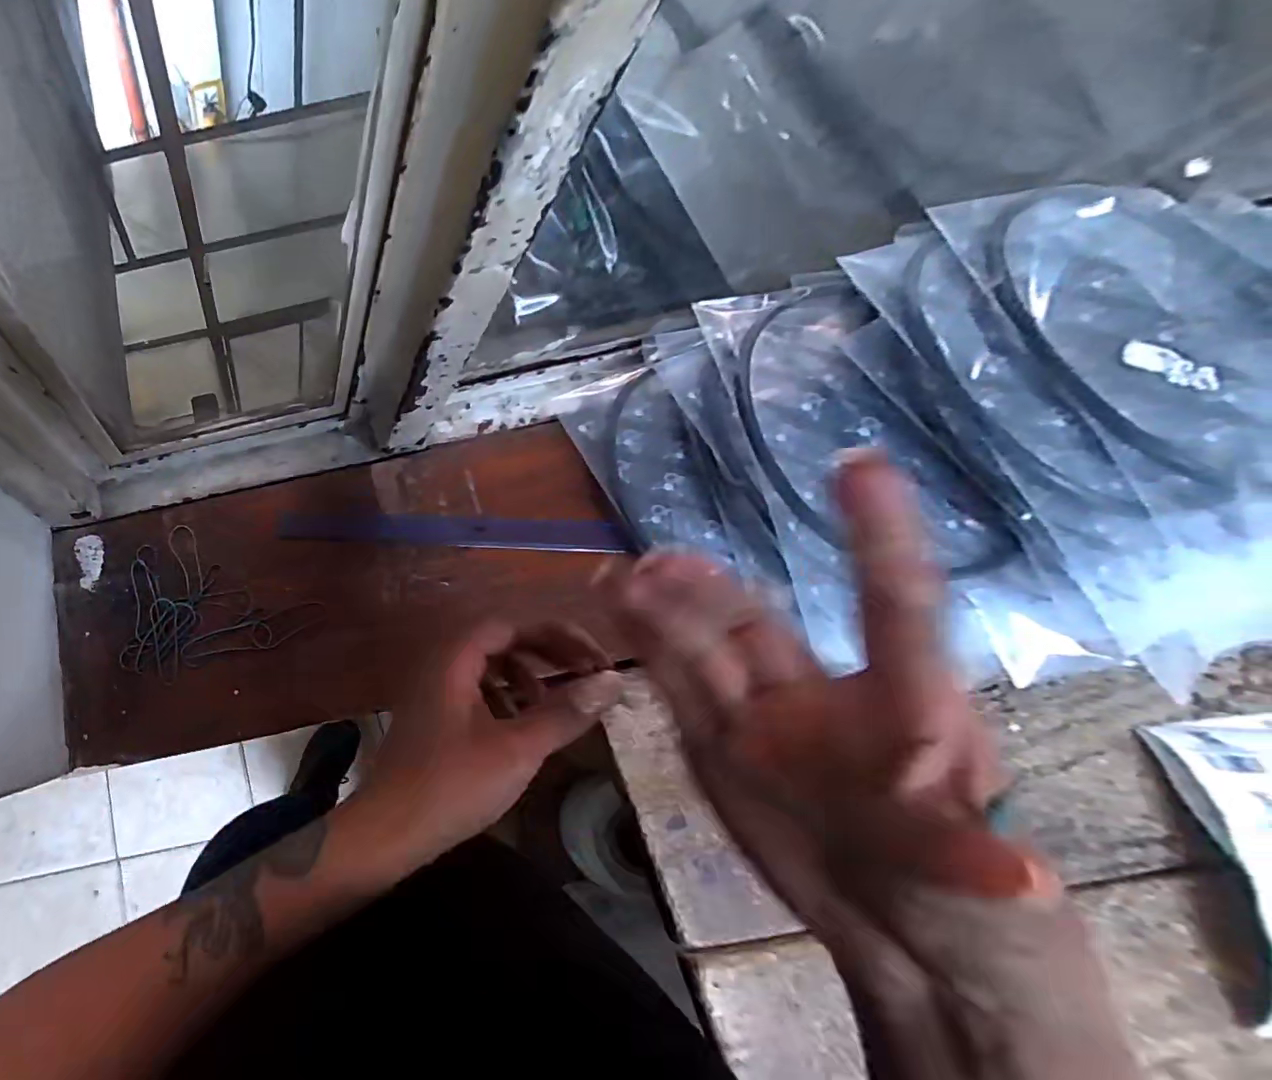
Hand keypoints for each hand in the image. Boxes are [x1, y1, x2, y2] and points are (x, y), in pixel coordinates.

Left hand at [349, 620, 622, 869]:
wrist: (390, 828)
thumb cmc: (453, 784)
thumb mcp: (517, 749)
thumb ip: (564, 712)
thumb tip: (612, 681)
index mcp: (453, 660)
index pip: (511, 625)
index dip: (558, 635)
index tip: (597, 660)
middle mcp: (439, 665)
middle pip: (499, 642)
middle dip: (545, 655)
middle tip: (587, 676)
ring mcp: (431, 692)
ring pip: (487, 669)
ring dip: (525, 679)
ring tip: (556, 705)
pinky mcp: (432, 718)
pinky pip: (475, 693)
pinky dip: (504, 701)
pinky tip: (523, 728)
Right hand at [602, 451, 1050, 908]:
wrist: (895, 937)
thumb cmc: (965, 914)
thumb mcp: (980, 901)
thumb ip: (968, 867)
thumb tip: (1014, 872)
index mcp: (904, 712)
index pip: (892, 610)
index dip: (877, 539)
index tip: (858, 465)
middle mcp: (820, 700)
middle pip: (759, 628)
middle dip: (709, 592)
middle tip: (658, 563)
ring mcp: (759, 720)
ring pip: (704, 647)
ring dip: (662, 609)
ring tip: (618, 575)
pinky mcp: (715, 743)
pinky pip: (673, 687)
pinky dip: (642, 645)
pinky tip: (614, 606)